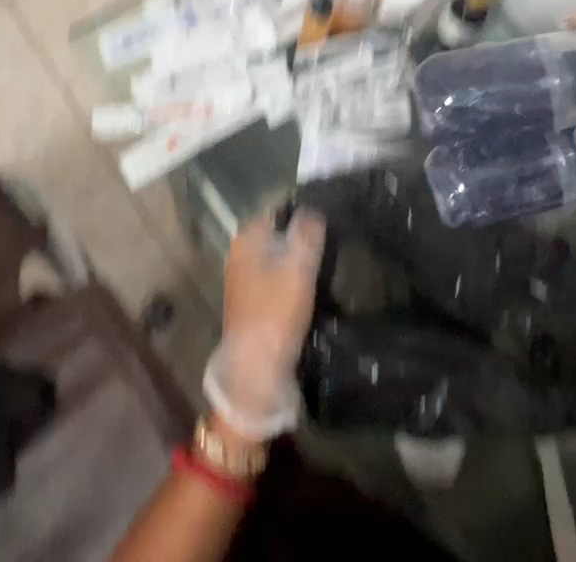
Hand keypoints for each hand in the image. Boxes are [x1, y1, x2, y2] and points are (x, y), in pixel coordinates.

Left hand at [203, 207, 325, 439]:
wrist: (256, 368)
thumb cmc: (277, 310)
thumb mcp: (299, 265)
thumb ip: (307, 231)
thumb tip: (313, 208)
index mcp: (247, 238)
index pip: (278, 208)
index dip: (304, 208)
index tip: (331, 214)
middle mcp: (240, 253)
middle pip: (278, 232)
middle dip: (303, 234)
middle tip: (335, 240)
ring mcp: (244, 279)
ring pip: (279, 256)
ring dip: (300, 258)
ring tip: (330, 262)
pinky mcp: (251, 301)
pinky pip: (277, 278)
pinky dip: (294, 278)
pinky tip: (313, 287)